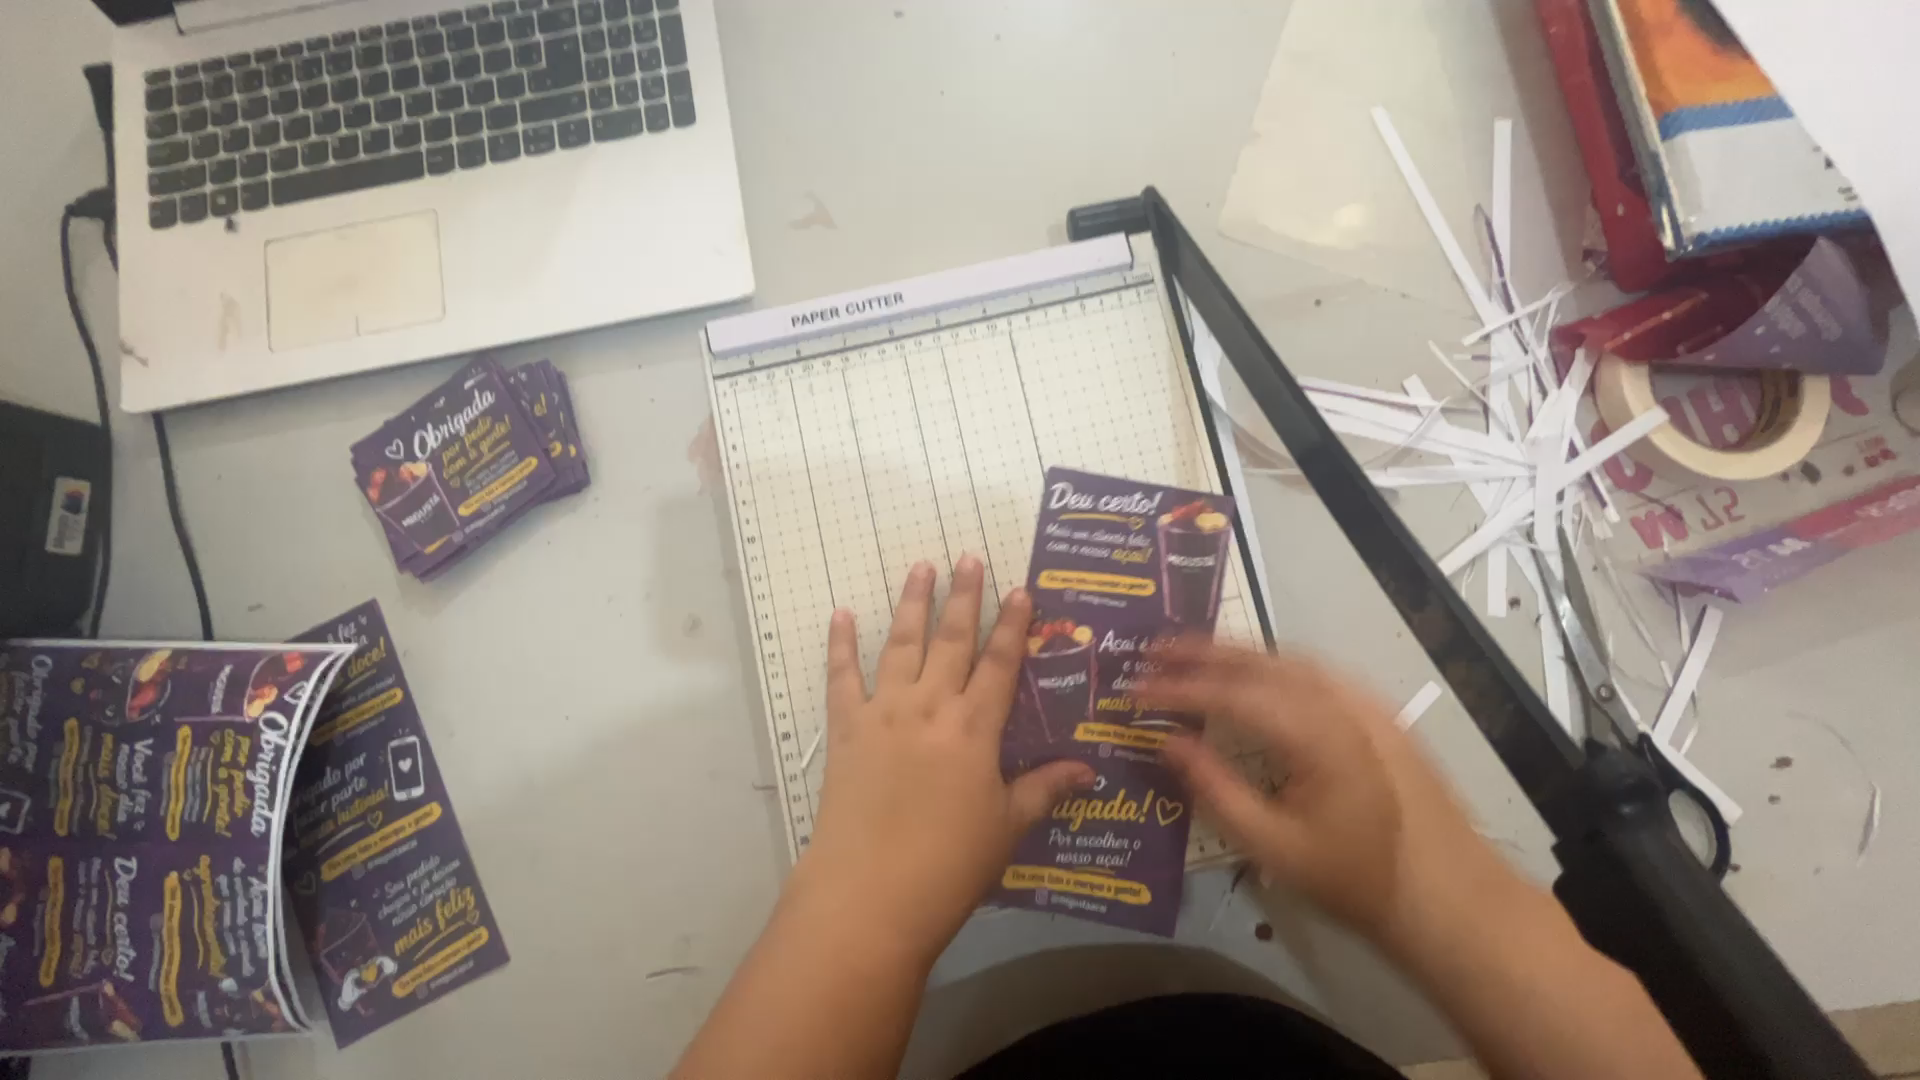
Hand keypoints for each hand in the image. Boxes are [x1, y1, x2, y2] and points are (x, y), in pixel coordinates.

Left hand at [796, 557, 1093, 960]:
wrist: (871, 893)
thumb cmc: (949, 864)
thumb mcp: (1007, 827)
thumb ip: (1044, 789)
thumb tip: (1087, 770)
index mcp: (975, 728)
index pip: (1000, 663)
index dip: (1012, 625)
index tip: (1019, 588)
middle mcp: (931, 706)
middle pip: (951, 640)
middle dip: (963, 597)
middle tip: (967, 556)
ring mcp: (884, 712)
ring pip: (901, 644)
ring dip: (912, 603)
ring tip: (919, 567)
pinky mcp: (846, 729)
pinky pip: (842, 677)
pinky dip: (840, 644)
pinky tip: (841, 614)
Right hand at [1142, 640, 1512, 944]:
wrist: (1454, 900)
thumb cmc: (1358, 880)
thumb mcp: (1274, 846)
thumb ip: (1215, 789)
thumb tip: (1167, 743)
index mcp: (1316, 733)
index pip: (1231, 694)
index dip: (1178, 689)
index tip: (1134, 690)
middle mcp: (1342, 701)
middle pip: (1259, 660)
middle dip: (1201, 652)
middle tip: (1152, 650)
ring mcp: (1366, 702)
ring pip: (1288, 658)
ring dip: (1235, 652)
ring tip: (1190, 653)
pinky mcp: (1378, 712)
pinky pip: (1314, 670)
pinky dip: (1271, 663)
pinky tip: (1253, 673)